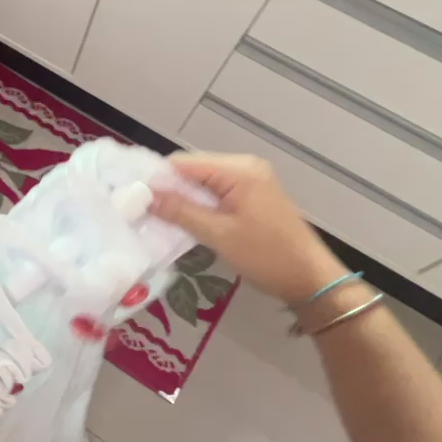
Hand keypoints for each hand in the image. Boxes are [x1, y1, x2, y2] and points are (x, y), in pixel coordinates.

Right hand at [150, 153, 347, 304]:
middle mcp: (244, 167)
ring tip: (156, 218)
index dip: (157, 178)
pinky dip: (198, 205)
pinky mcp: (251, 196)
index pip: (183, 162)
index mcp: (238, 170)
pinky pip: (215, 192)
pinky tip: (182, 221)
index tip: (132, 198)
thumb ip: (180, 211)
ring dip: (181, 199)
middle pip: (191, 170)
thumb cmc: (266, 256)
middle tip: (140, 211)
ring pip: (201, 183)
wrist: (309, 278)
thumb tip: (145, 195)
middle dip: (167, 189)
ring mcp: (249, 181)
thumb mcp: (218, 234)